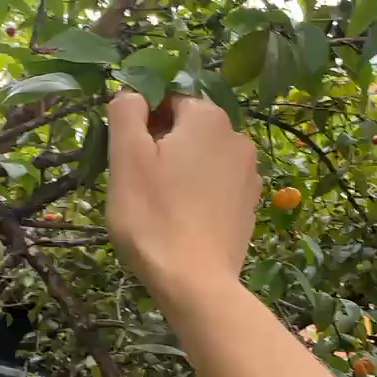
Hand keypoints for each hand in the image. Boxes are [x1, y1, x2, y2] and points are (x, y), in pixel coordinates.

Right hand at [106, 93, 260, 308]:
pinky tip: (183, 222)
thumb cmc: (153, 216)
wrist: (195, 282)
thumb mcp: (126, 157)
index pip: (167, 100)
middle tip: (140, 186)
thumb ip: (126, 112)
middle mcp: (237, 137)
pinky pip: (216, 187)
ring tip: (161, 207)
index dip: (141, 124)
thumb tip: (133, 94)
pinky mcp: (249, 206)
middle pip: (187, 130)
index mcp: (208, 117)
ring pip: (202, 159)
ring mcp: (249, 174)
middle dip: (161, 149)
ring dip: (179, 173)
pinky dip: (198, 196)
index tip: (127, 159)